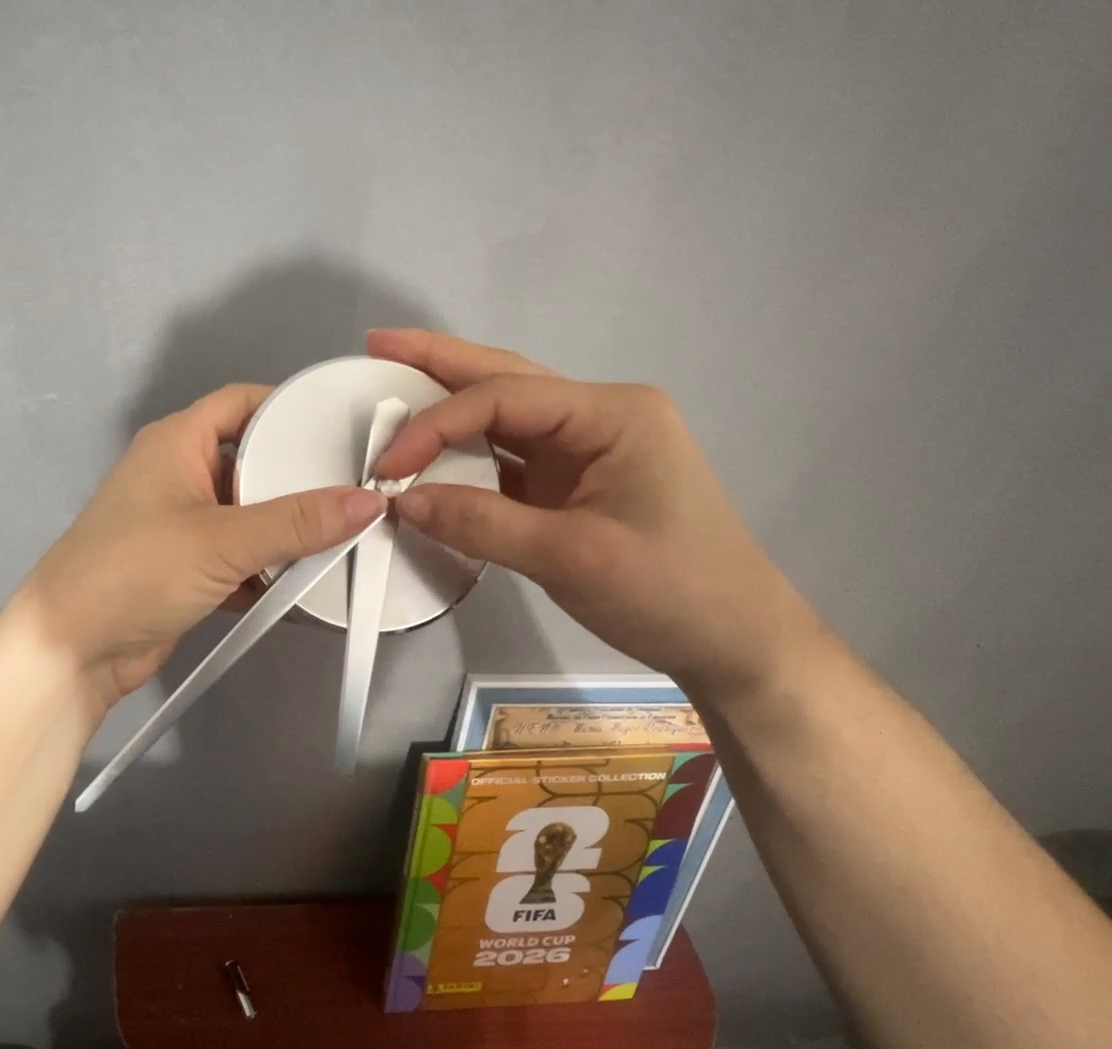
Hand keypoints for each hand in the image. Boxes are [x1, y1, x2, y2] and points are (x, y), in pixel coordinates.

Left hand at [22, 384, 385, 709]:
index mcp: (176, 442)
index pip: (241, 402)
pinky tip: (304, 586)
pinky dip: (266, 571)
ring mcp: (180, 525)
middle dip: (298, 478)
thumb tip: (368, 501)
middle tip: (355, 489)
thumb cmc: (135, 570)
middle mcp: (177, 475)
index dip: (289, 406)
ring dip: (285, 532)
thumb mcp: (221, 540)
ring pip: (248, 515)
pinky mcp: (184, 570)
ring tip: (342, 538)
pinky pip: (238, 558)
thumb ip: (297, 523)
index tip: (341, 426)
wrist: (70, 650)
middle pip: (251, 461)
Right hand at [368, 329, 822, 699]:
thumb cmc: (670, 590)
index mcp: (612, 414)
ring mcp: (587, 449)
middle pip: (505, 379)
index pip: (503, 399)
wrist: (734, 639)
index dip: (435, 425)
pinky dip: (466, 455)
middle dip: (439, 362)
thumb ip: (481, 524)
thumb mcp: (570, 557)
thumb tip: (403, 504)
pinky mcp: (574, 482)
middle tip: (377, 346)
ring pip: (505, 414)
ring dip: (449, 405)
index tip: (387, 469)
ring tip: (392, 384)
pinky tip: (431, 453)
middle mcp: (599, 416)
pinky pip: (509, 457)